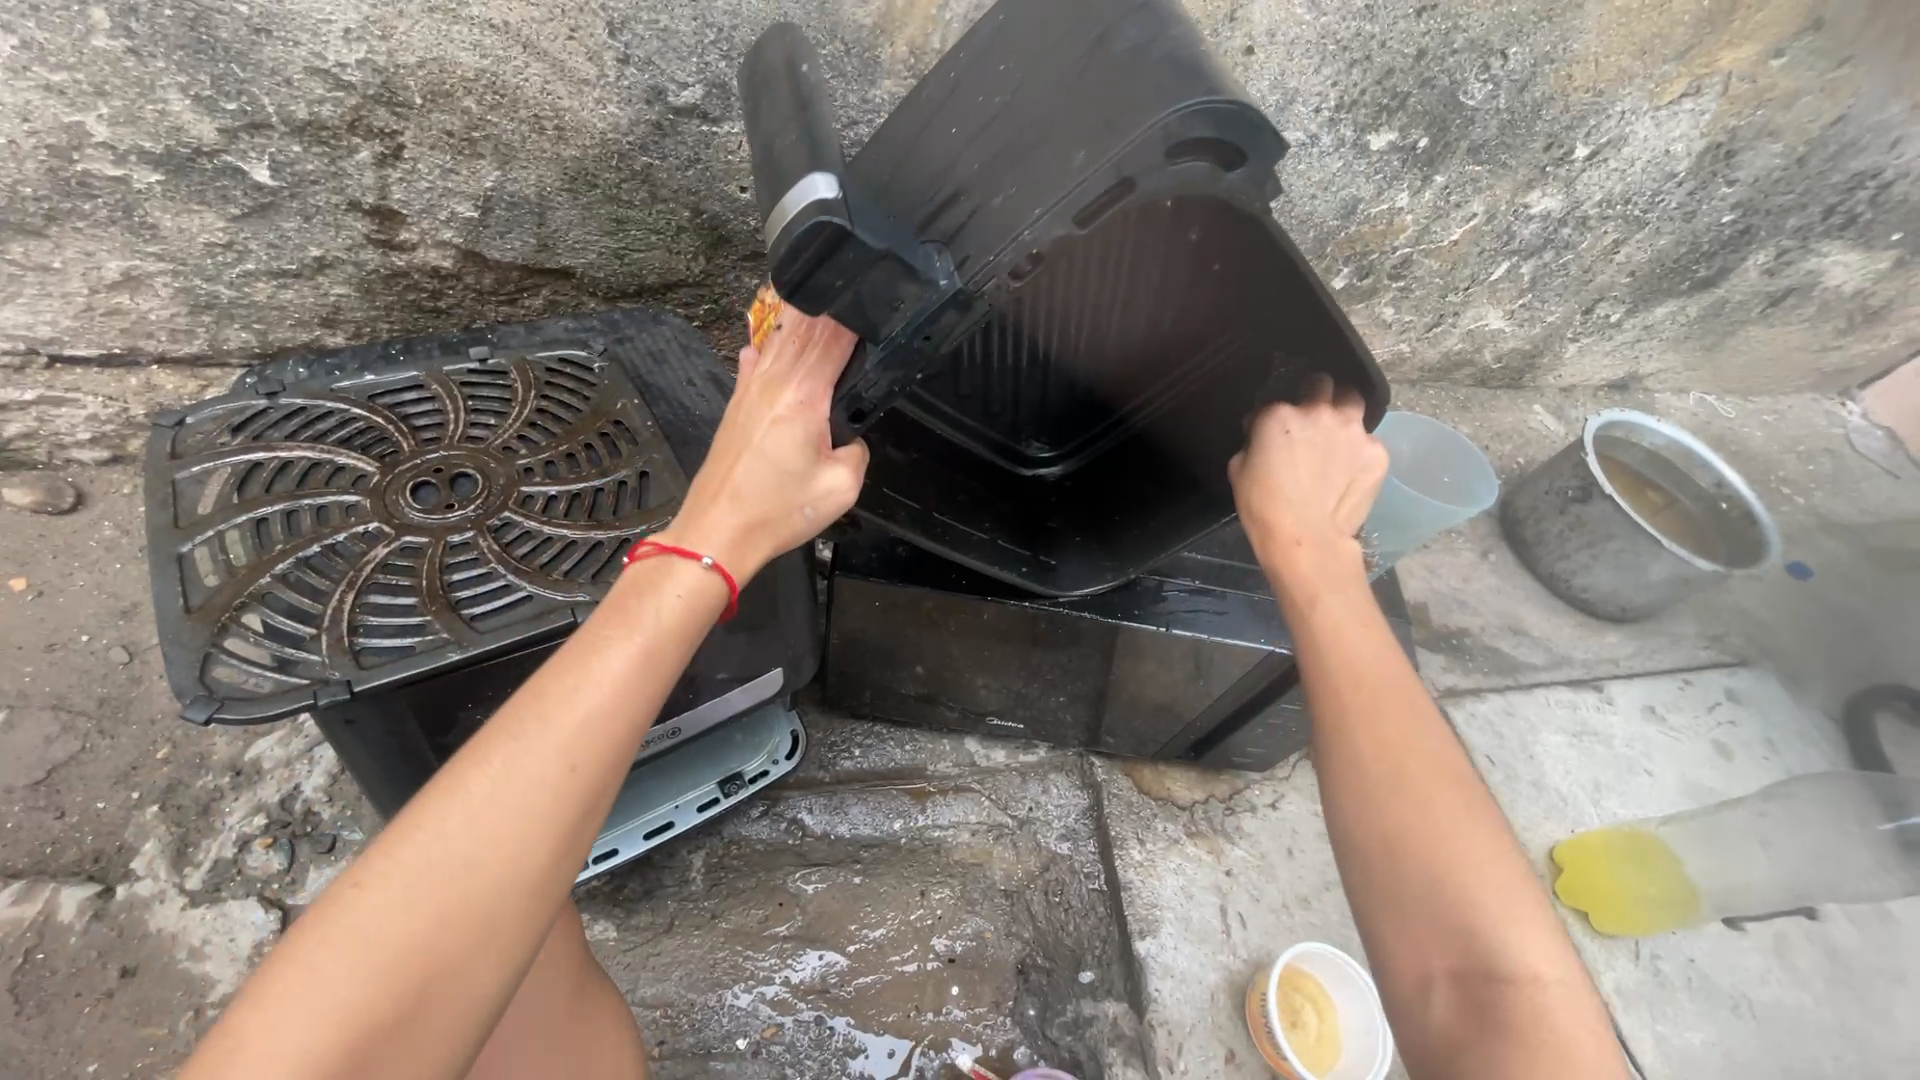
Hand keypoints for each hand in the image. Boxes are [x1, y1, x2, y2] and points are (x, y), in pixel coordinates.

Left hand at [656, 305, 868, 581]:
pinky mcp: (737, 405)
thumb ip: (857, 450)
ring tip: (820, 298)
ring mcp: (750, 390)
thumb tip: (849, 437)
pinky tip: (771, 338)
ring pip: (779, 336)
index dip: (856, 313)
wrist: (720, 530)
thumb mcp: (842, 487)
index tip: (872, 302)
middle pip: (805, 326)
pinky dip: (769, 343)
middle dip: (832, 305)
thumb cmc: (774, 512)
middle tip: (851, 292)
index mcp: (804, 396)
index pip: (835, 335)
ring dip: (801, 317)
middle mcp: (774, 383)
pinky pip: (755, 359)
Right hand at [1228, 375, 1387, 594]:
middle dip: (1316, 394)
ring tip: (1337, 433)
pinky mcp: (1377, 451)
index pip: (1277, 396)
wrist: (1305, 538)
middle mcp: (1319, 411)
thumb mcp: (1238, 468)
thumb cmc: (1261, 506)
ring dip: (1344, 410)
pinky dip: (1358, 450)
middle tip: (1311, 417)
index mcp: (1279, 413)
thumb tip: (1263, 434)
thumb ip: (1254, 441)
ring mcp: (1354, 429)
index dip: (1275, 412)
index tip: (1273, 428)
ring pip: (1354, 400)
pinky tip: (1349, 471)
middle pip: (1323, 383)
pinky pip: (1367, 441)